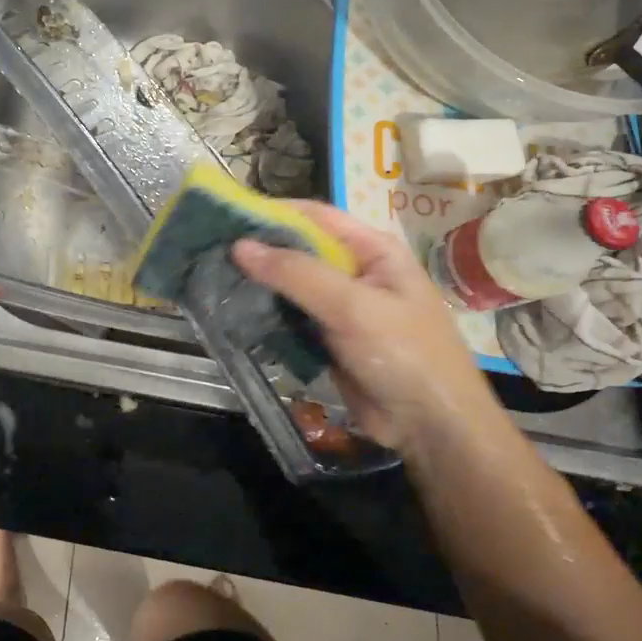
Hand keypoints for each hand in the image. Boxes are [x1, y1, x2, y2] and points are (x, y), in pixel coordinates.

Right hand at [231, 202, 500, 454]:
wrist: (433, 428)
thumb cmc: (404, 355)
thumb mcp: (352, 307)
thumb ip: (296, 274)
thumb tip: (239, 245)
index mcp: (372, 249)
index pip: (314, 216)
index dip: (272, 212)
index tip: (224, 214)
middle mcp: (355, 270)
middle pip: (298, 248)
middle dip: (259, 248)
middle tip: (208, 248)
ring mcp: (341, 305)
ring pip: (290, 283)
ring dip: (257, 281)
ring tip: (210, 275)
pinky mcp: (328, 336)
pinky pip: (290, 314)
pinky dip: (264, 310)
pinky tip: (231, 308)